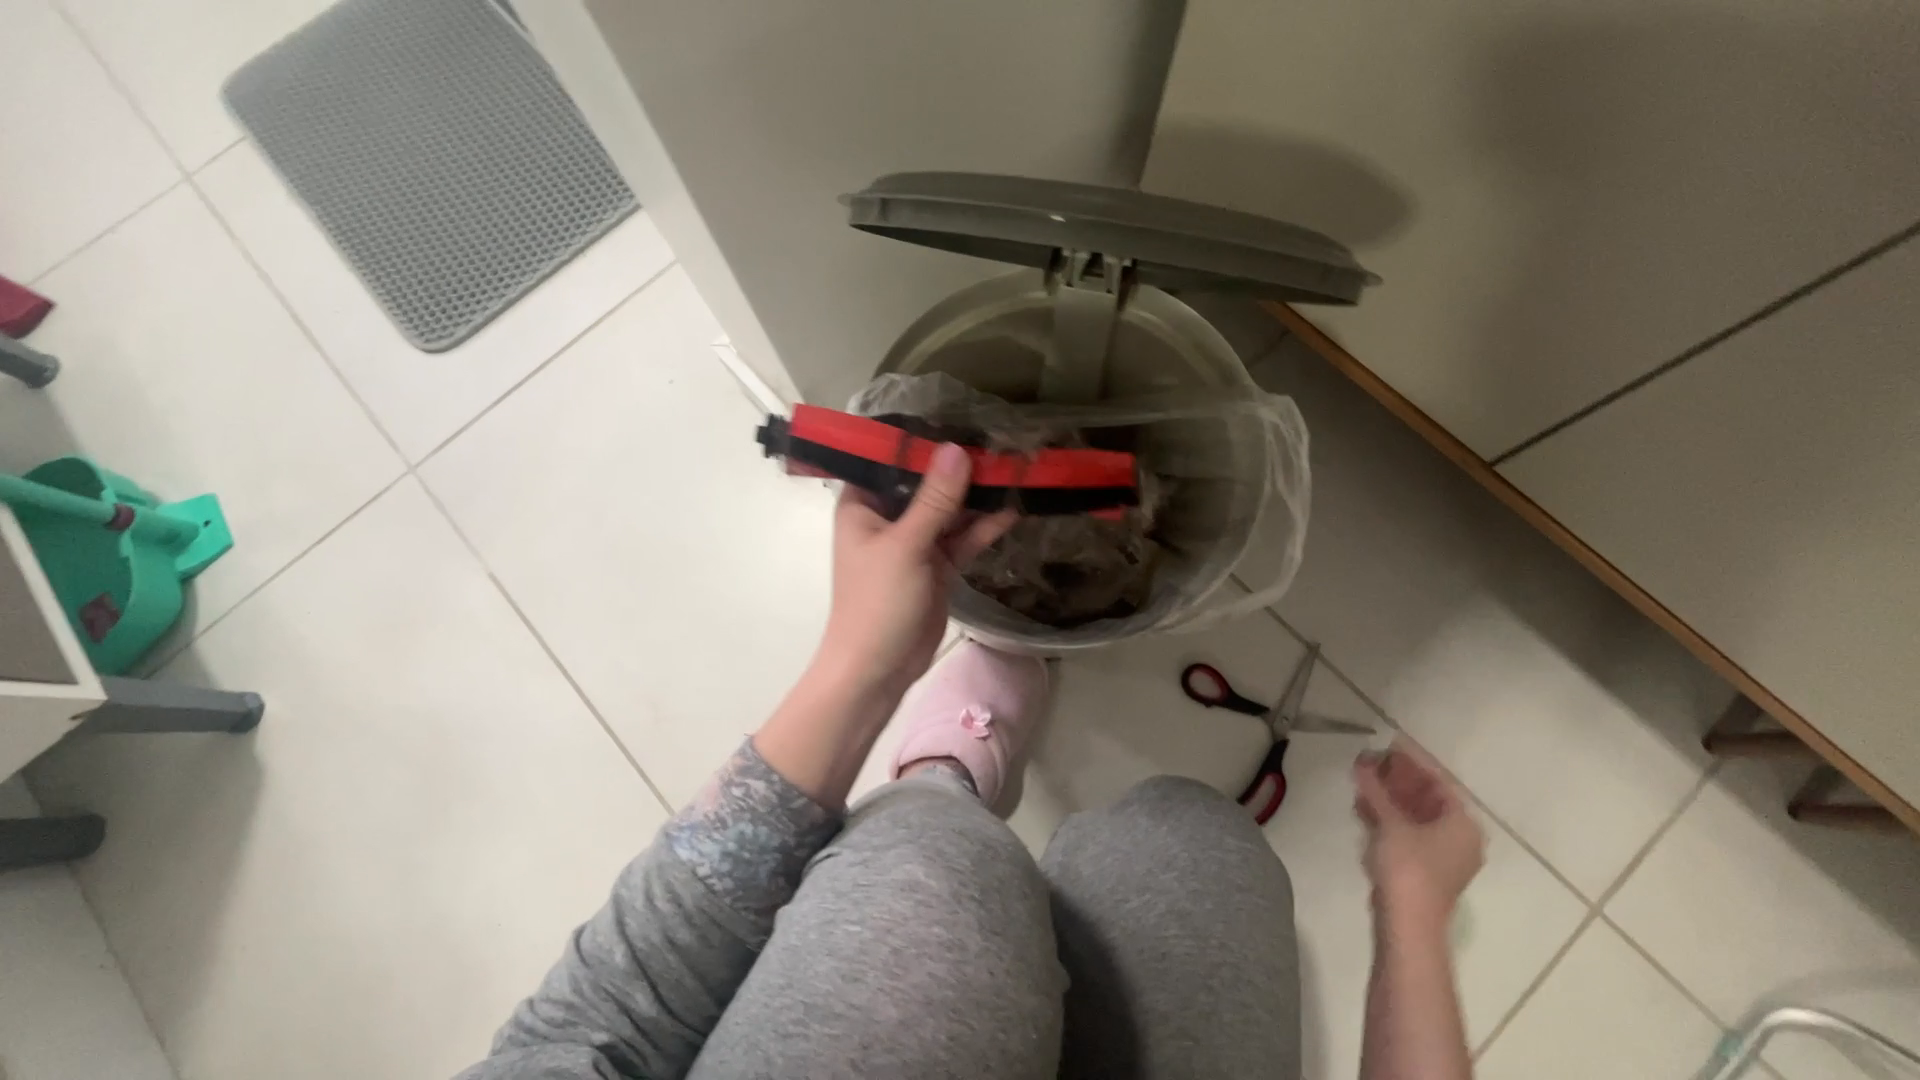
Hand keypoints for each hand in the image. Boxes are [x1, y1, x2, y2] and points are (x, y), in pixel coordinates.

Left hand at [812, 443, 1015, 702]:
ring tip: (1015, 468)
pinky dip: (984, 525)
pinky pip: (962, 537)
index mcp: (862, 504)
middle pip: (926, 482)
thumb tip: (957, 450)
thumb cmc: (877, 602)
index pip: (889, 459)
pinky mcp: (937, 564)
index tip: (960, 420)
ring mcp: (914, 541)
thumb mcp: (905, 546)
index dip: (922, 441)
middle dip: (960, 467)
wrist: (878, 669)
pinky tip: (1013, 506)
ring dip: (977, 495)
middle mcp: (887, 517)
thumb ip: (934, 499)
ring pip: (949, 509)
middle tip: (1000, 441)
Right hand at [1353, 741, 1485, 928]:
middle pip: (1427, 799)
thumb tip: (1362, 762)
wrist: (1407, 923)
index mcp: (1463, 824)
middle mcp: (1460, 838)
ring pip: (1416, 817)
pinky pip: (1408, 834)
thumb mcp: (1390, 823)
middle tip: (1372, 760)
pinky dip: (1389, 819)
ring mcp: (1443, 857)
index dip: (1413, 760)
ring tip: (1363, 780)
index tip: (1391, 743)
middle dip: (1398, 779)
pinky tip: (1364, 809)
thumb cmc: (1408, 867)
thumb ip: (1376, 791)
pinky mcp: (1424, 870)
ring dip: (1390, 799)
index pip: (1439, 782)